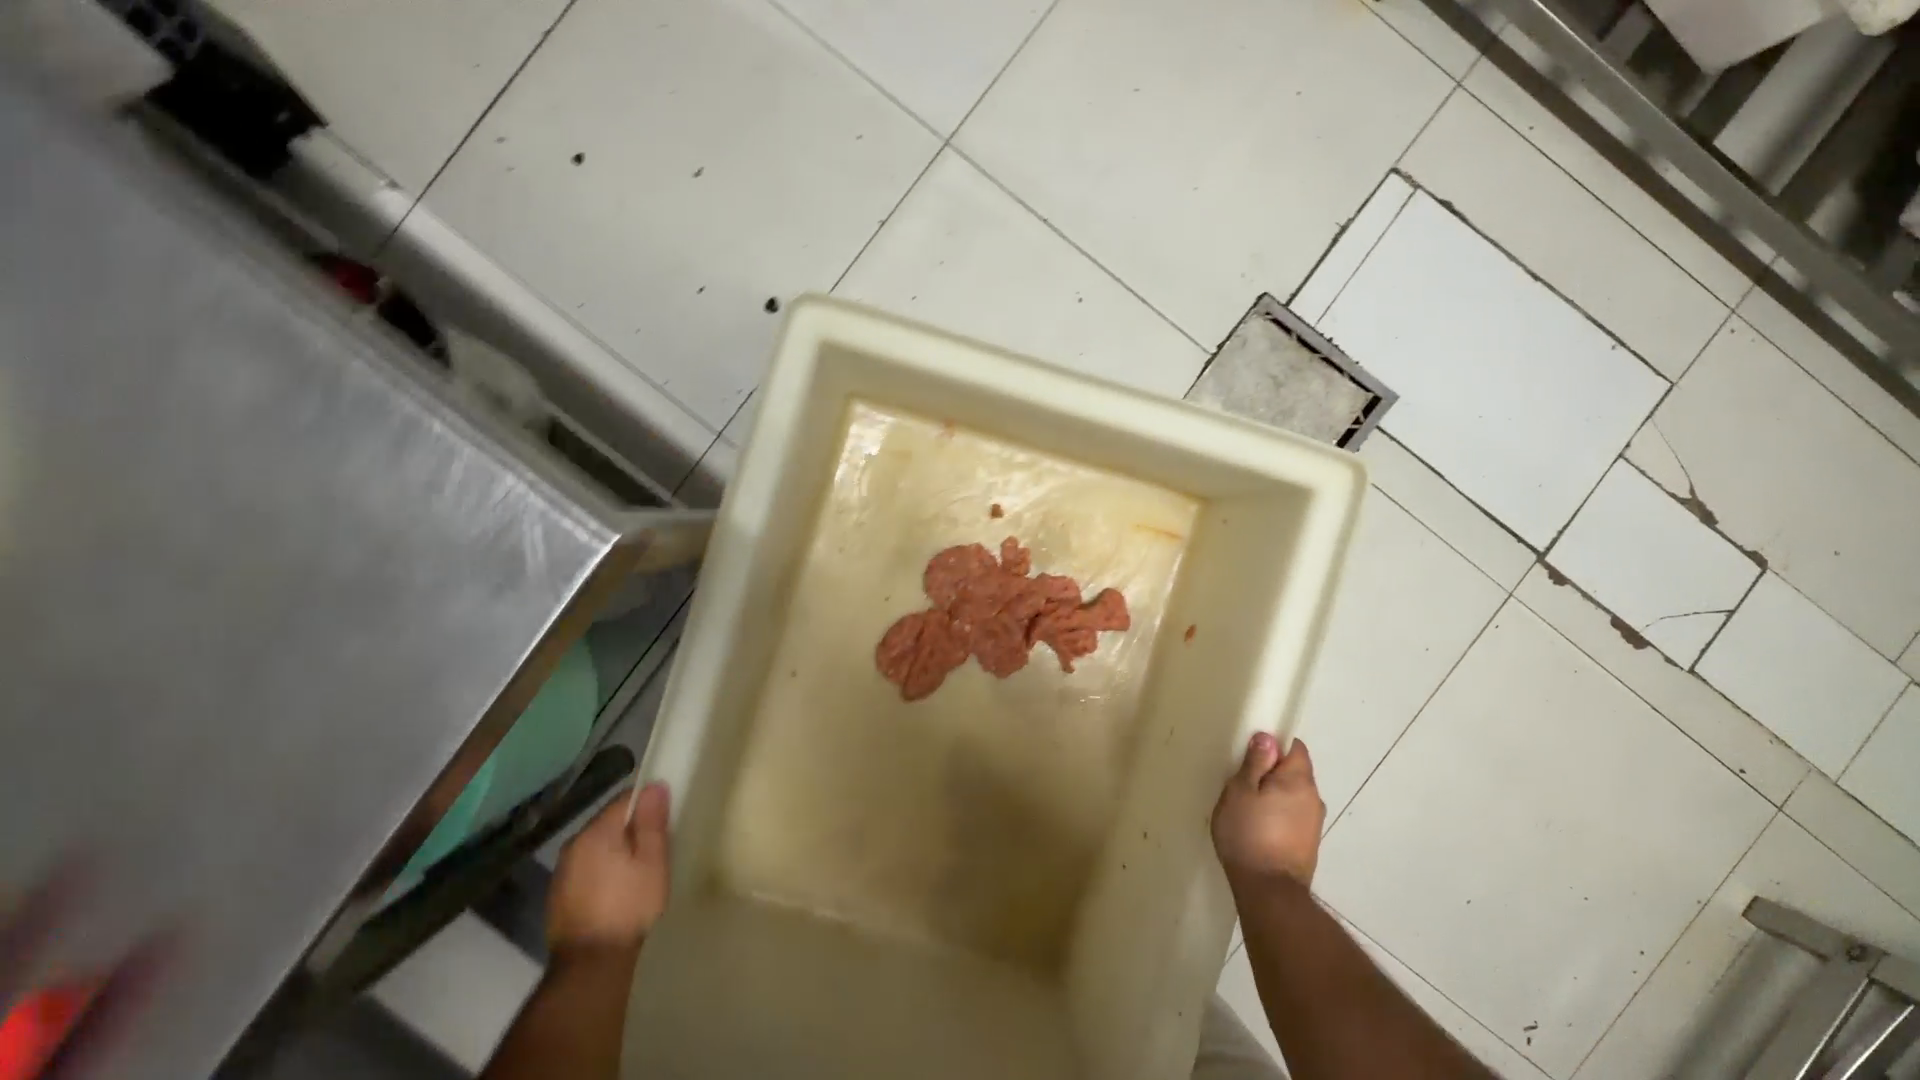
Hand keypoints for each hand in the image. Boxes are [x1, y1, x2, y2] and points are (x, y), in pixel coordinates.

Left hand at [547, 783, 670, 961]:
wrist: (590, 962)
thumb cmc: (629, 907)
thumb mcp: (652, 863)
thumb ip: (652, 823)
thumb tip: (654, 786)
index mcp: (596, 832)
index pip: (625, 800)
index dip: (647, 806)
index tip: (664, 822)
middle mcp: (573, 844)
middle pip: (609, 823)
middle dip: (631, 831)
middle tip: (655, 852)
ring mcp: (562, 870)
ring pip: (596, 847)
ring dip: (615, 853)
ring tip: (636, 874)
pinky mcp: (558, 893)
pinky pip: (585, 868)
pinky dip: (602, 872)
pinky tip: (615, 893)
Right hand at [1211, 734, 1324, 887]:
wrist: (1269, 890)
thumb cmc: (1249, 834)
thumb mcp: (1240, 791)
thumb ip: (1255, 763)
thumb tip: (1268, 738)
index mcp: (1299, 780)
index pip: (1294, 747)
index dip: (1273, 747)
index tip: (1251, 758)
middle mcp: (1314, 798)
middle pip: (1294, 772)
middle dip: (1271, 774)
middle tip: (1242, 786)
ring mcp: (1314, 823)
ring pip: (1293, 797)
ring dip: (1274, 798)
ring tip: (1247, 811)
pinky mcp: (1309, 844)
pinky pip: (1292, 818)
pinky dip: (1277, 817)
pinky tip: (1258, 831)